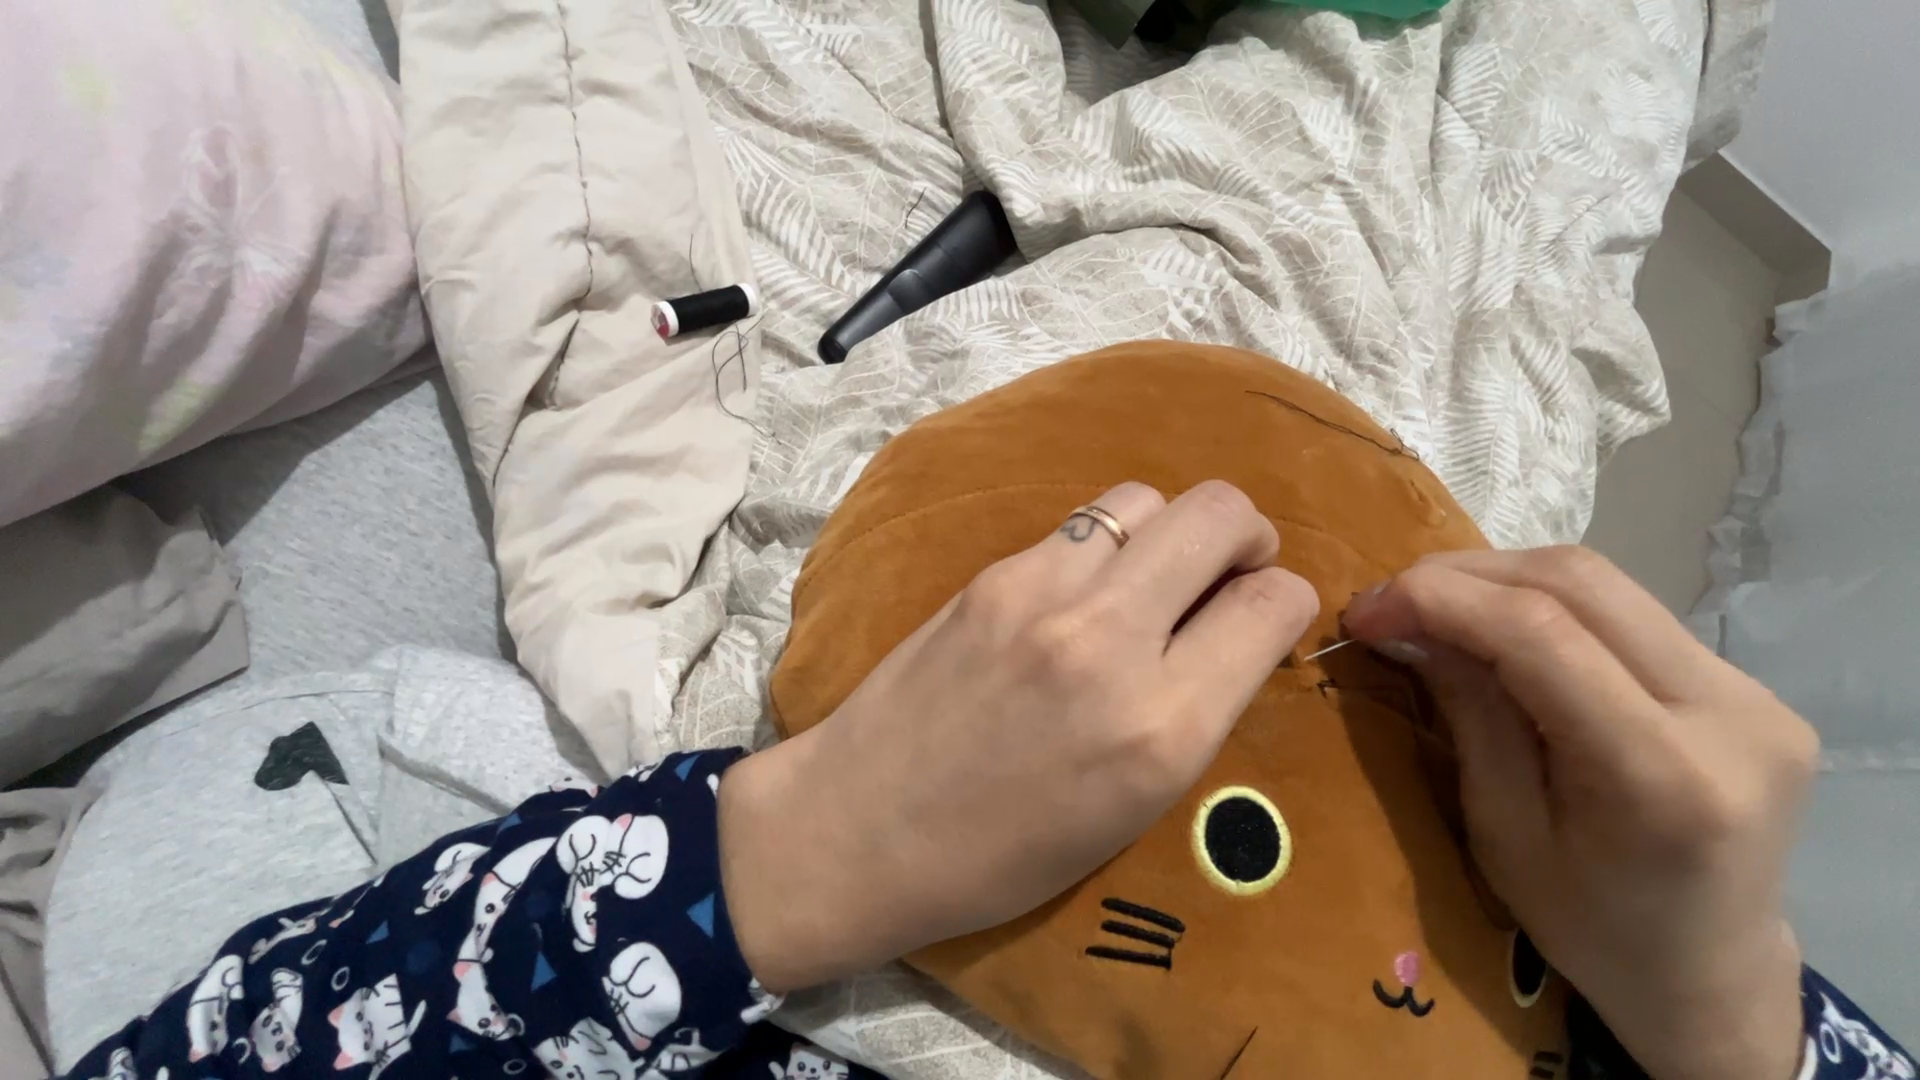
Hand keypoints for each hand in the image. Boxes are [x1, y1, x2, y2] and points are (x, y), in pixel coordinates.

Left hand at [717, 481, 1319, 992]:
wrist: (861, 825)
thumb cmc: (1001, 854)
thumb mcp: (1133, 809)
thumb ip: (1193, 708)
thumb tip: (1228, 634)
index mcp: (1163, 727)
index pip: (1272, 604)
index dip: (1284, 602)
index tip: (1263, 618)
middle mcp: (1109, 641)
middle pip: (1218, 513)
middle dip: (1245, 534)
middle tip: (1226, 572)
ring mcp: (1041, 594)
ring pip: (1144, 500)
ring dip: (1166, 533)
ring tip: (1146, 579)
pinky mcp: (989, 575)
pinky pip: (1077, 526)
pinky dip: (1102, 547)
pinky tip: (1078, 590)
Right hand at [1342, 547, 1815, 1079]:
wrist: (1706, 970)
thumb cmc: (1585, 922)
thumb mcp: (1500, 827)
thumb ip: (1467, 711)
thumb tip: (1404, 623)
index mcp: (1664, 776)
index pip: (1540, 633)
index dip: (1436, 600)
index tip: (1360, 612)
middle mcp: (1731, 714)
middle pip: (1576, 582)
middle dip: (1459, 575)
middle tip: (1383, 602)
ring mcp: (1753, 689)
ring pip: (1598, 580)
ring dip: (1493, 577)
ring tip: (1424, 605)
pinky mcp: (1745, 680)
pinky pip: (1619, 607)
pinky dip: (1535, 598)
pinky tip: (1487, 622)